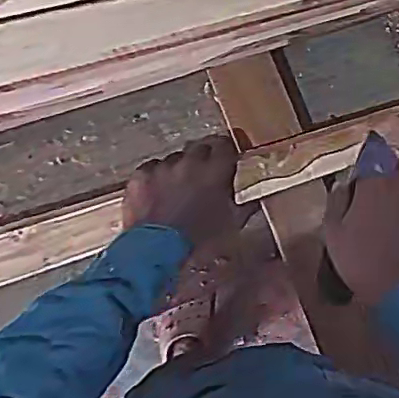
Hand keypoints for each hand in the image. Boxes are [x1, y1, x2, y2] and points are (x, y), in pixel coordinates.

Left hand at [124, 136, 257, 246]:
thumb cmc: (199, 240)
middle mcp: (190, 162)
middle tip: (206, 174)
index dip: (228, 151)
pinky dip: (158, 176)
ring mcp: (163, 167)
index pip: (225, 145)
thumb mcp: (232, 223)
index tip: (229, 158)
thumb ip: (246, 204)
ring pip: (176, 158)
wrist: (155, 252)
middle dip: (205, 157)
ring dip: (181, 168)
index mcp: (216, 170)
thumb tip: (257, 197)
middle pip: (201, 147)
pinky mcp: (141, 176)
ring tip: (180, 187)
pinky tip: (159, 192)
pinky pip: (153, 167)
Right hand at [322, 164, 398, 306]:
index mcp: (373, 185)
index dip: (363, 167)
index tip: (355, 176)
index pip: (370, 162)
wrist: (391, 286)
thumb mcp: (332, 230)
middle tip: (364, 198)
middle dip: (379, 181)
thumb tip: (340, 184)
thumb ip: (336, 202)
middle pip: (389, 174)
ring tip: (377, 214)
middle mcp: (396, 188)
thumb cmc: (355, 256)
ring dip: (391, 196)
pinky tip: (389, 228)